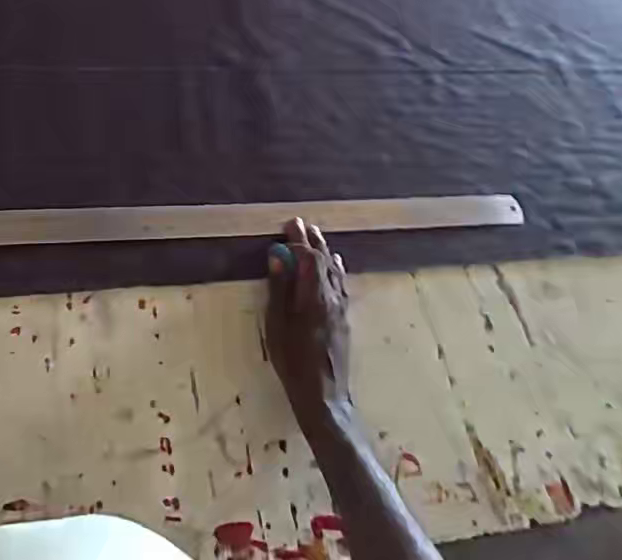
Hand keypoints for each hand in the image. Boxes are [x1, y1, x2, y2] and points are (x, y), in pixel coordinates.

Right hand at [266, 217, 352, 424]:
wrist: (324, 397)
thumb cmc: (293, 360)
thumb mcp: (277, 323)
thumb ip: (279, 288)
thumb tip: (278, 255)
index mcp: (314, 296)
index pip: (309, 258)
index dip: (299, 240)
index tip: (289, 224)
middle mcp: (332, 298)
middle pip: (324, 261)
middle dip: (312, 241)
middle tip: (301, 224)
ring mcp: (341, 309)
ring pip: (335, 272)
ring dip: (324, 252)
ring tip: (316, 237)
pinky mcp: (344, 320)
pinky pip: (341, 285)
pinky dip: (335, 269)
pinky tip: (335, 265)